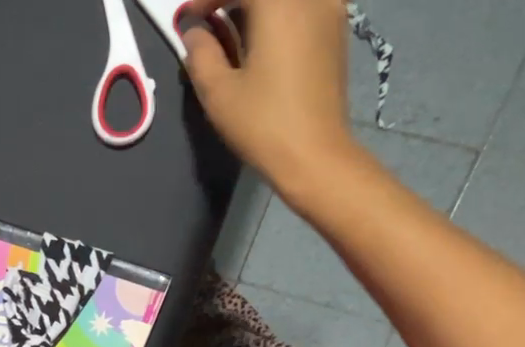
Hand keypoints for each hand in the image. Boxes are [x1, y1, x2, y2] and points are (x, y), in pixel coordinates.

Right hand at [183, 0, 363, 203]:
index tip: (188, 19)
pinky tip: (265, 37)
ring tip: (237, 29)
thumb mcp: (218, 91)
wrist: (314, 153)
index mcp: (278, 3)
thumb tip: (195, 32)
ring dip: (259, 6)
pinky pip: (305, 4)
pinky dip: (282, 11)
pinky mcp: (336, 30)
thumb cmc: (262, 123)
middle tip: (212, 20)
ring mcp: (329, 9)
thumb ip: (201, 53)